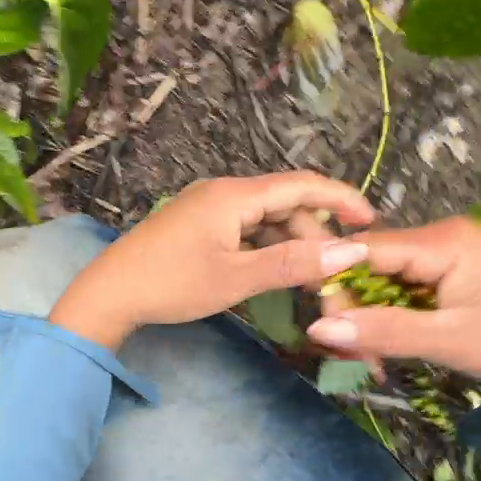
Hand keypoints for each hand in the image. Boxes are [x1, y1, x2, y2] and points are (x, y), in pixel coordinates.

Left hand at [48, 172, 375, 349]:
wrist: (108, 294)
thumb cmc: (171, 285)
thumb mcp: (236, 279)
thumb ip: (293, 264)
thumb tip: (350, 252)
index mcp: (232, 195)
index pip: (301, 185)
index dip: (340, 200)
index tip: (371, 222)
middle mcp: (219, 192)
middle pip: (282, 204)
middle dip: (312, 234)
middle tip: (332, 273)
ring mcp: (203, 208)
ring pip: (260, 219)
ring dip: (287, 244)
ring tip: (306, 278)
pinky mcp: (192, 226)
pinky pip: (240, 229)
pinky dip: (261, 247)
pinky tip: (271, 271)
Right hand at [304, 216, 480, 439]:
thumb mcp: (447, 341)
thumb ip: (381, 331)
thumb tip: (315, 328)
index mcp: (443, 241)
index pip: (360, 252)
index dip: (333, 288)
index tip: (325, 332)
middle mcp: (443, 236)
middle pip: (368, 266)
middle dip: (353, 311)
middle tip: (357, 358)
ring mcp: (452, 252)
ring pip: (384, 280)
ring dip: (371, 319)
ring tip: (377, 359)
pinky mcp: (457, 270)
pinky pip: (406, 287)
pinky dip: (393, 317)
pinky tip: (395, 345)